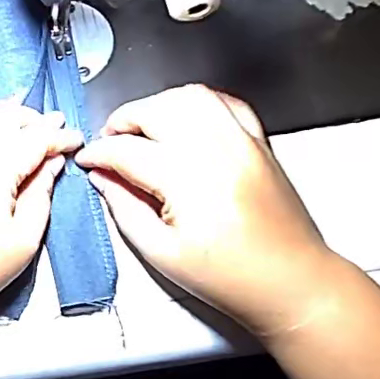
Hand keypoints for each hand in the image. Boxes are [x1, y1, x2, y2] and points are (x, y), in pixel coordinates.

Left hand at [0, 97, 85, 325]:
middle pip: (7, 120)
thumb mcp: (23, 239)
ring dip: (4, 114)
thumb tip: (51, 164)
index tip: (76, 141)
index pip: (35, 139)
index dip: (59, 137)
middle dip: (35, 121)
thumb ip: (41, 194)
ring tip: (25, 115)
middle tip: (55, 129)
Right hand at [75, 84, 354, 339]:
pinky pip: (225, 104)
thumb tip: (103, 180)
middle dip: (124, 119)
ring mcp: (242, 142)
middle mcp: (217, 152)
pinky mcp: (258, 143)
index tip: (88, 161)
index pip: (128, 151)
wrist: (291, 282)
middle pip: (157, 110)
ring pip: (191, 96)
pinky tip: (184, 123)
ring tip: (143, 129)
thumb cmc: (231, 278)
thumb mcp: (161, 253)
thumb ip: (125, 209)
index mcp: (188, 182)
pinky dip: (198, 105)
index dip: (99, 153)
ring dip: (158, 105)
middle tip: (110, 142)